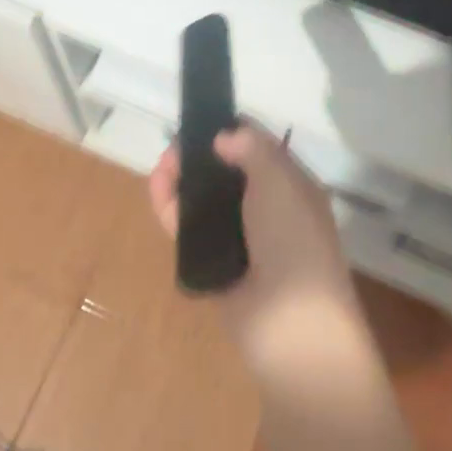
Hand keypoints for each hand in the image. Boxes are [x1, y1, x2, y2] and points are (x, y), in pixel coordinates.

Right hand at [149, 126, 361, 365]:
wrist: (292, 328)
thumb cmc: (293, 243)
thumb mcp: (281, 184)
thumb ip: (253, 151)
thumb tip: (225, 137)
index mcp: (292, 188)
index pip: (259, 149)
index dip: (229, 133)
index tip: (200, 123)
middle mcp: (268, 210)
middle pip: (227, 174)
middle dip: (199, 158)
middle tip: (172, 151)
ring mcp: (241, 240)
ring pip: (206, 202)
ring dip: (182, 182)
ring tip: (159, 172)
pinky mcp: (216, 266)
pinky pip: (191, 232)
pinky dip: (174, 212)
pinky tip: (158, 195)